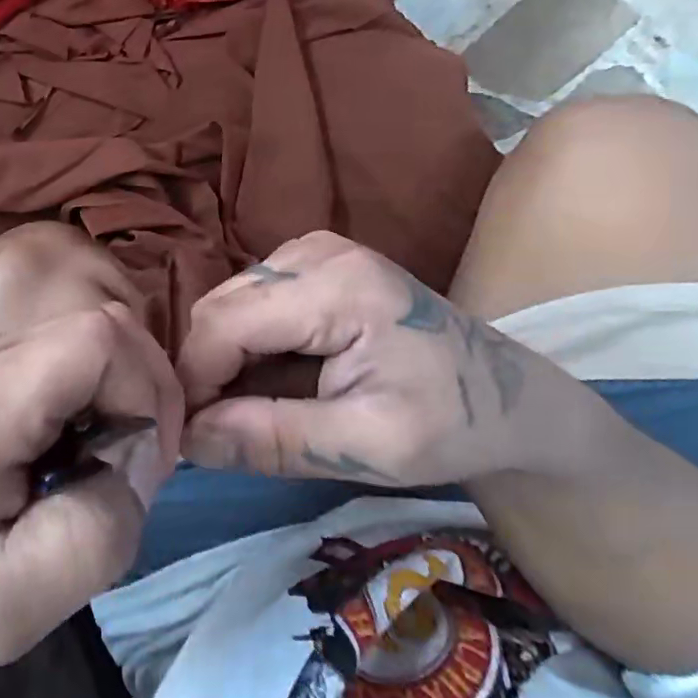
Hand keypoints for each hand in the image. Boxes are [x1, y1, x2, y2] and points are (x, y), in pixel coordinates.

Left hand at [0, 303, 181, 665]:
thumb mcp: (8, 605)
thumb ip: (93, 537)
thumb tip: (134, 465)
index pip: (99, 338)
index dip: (146, 394)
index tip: (140, 471)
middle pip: (106, 330)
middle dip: (146, 399)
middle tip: (130, 478)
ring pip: (93, 341)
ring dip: (123, 402)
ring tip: (100, 473)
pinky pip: (69, 358)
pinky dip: (98, 401)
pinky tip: (75, 456)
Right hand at [177, 232, 573, 486]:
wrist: (511, 398)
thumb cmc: (454, 425)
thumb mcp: (370, 448)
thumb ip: (275, 439)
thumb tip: (186, 439)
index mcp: (337, 287)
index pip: (223, 324)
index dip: (194, 380)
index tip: (190, 435)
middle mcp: (312, 251)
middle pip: (218, 309)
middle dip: (207, 371)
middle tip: (219, 430)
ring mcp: (309, 250)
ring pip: (225, 304)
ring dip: (222, 359)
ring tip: (250, 408)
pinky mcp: (307, 261)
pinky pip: (245, 301)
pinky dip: (242, 345)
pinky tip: (269, 378)